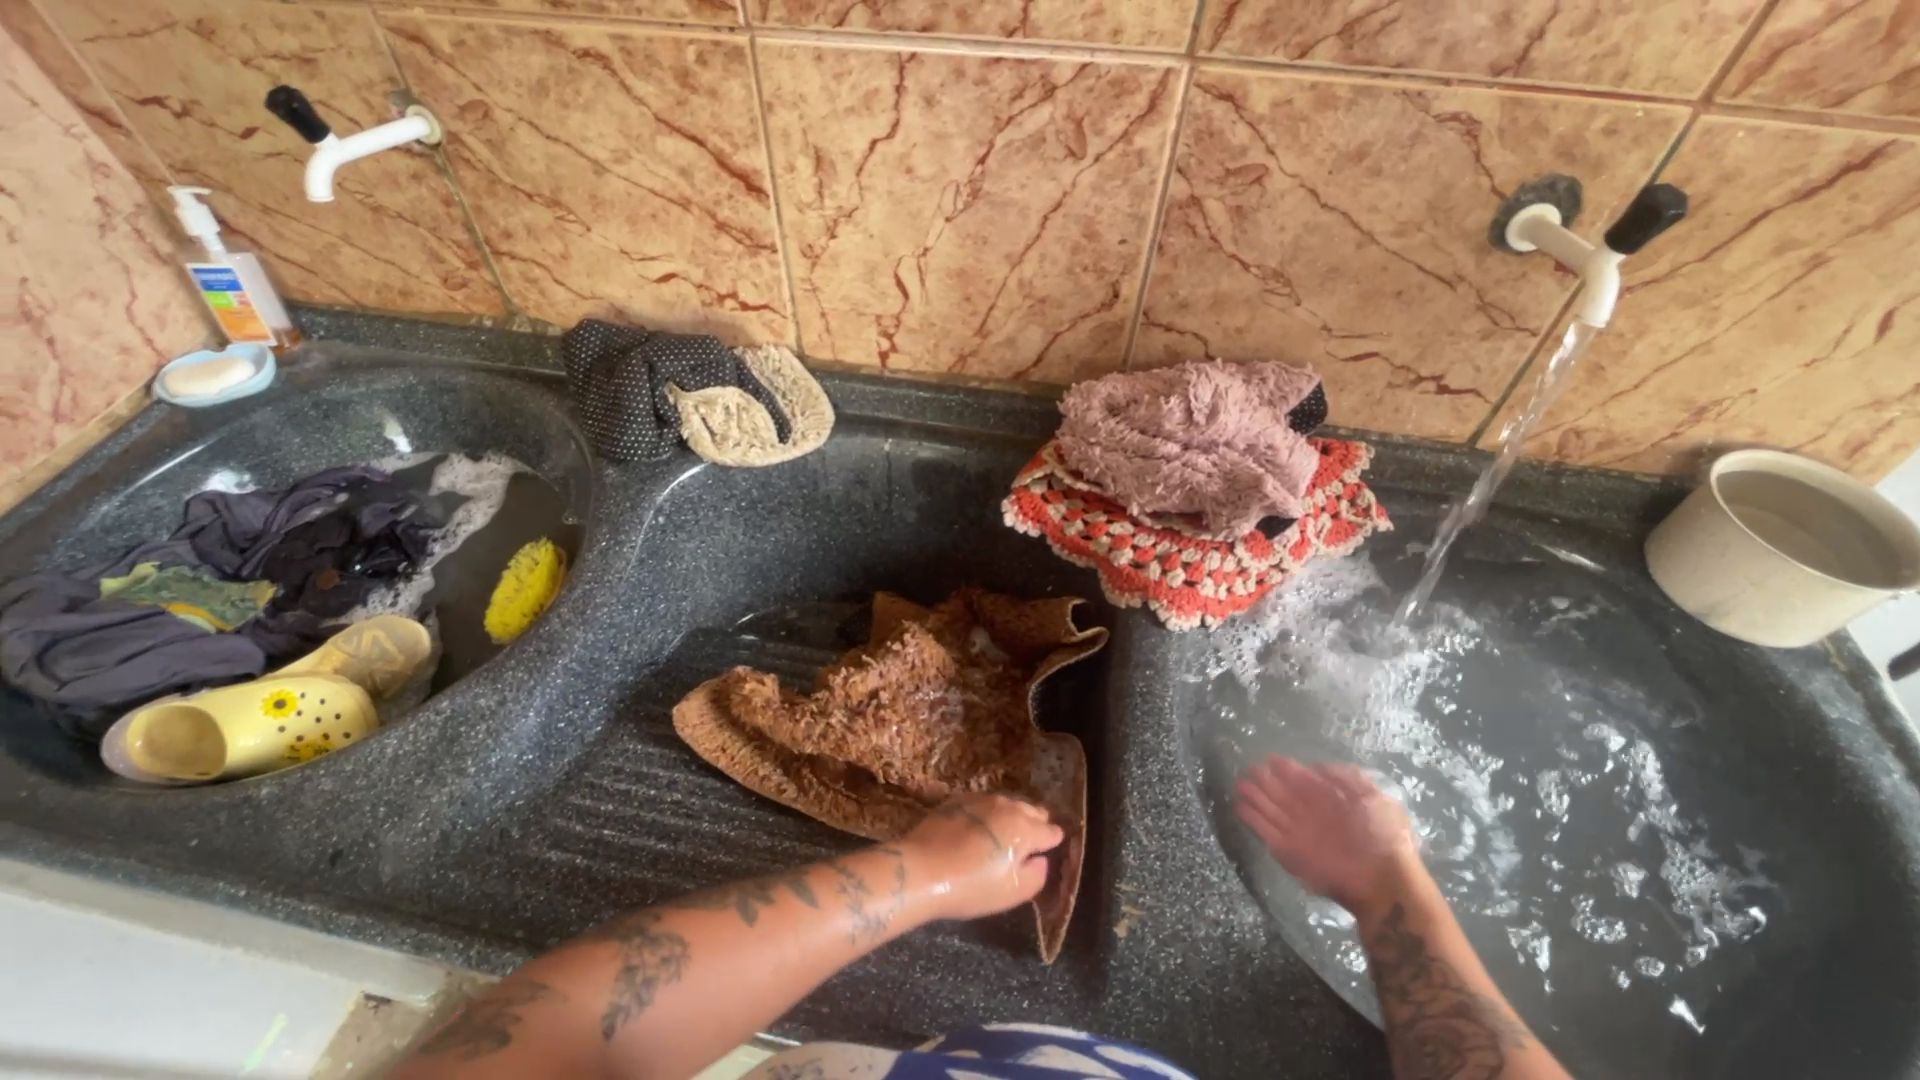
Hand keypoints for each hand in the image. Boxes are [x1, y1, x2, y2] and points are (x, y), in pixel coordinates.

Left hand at [901, 793, 1063, 920]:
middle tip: (1028, 844)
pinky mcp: (958, 800)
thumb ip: (1037, 875)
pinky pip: (984, 802)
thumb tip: (1041, 859)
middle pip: (1033, 811)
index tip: (1047, 852)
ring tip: (1005, 835)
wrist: (921, 870)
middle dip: (1036, 824)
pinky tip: (979, 828)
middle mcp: (1007, 807)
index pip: (1052, 831)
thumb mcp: (1013, 893)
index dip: (1053, 843)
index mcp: (1025, 829)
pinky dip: (989, 813)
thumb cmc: (971, 887)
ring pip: (1008, 803)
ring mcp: (981, 800)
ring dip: (1012, 815)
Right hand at [1236, 755, 1419, 916]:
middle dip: (1267, 782)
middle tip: (1250, 769)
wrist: (1381, 881)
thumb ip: (1347, 778)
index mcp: (1332, 802)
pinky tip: (1240, 806)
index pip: (1304, 781)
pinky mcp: (1288, 852)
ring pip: (1271, 811)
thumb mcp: (1373, 797)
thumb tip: (1318, 766)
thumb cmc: (1383, 836)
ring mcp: (1299, 834)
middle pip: (1284, 795)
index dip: (1288, 770)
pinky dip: (1252, 820)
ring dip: (1256, 798)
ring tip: (1240, 783)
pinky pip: (1265, 832)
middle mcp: (1313, 816)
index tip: (1271, 759)